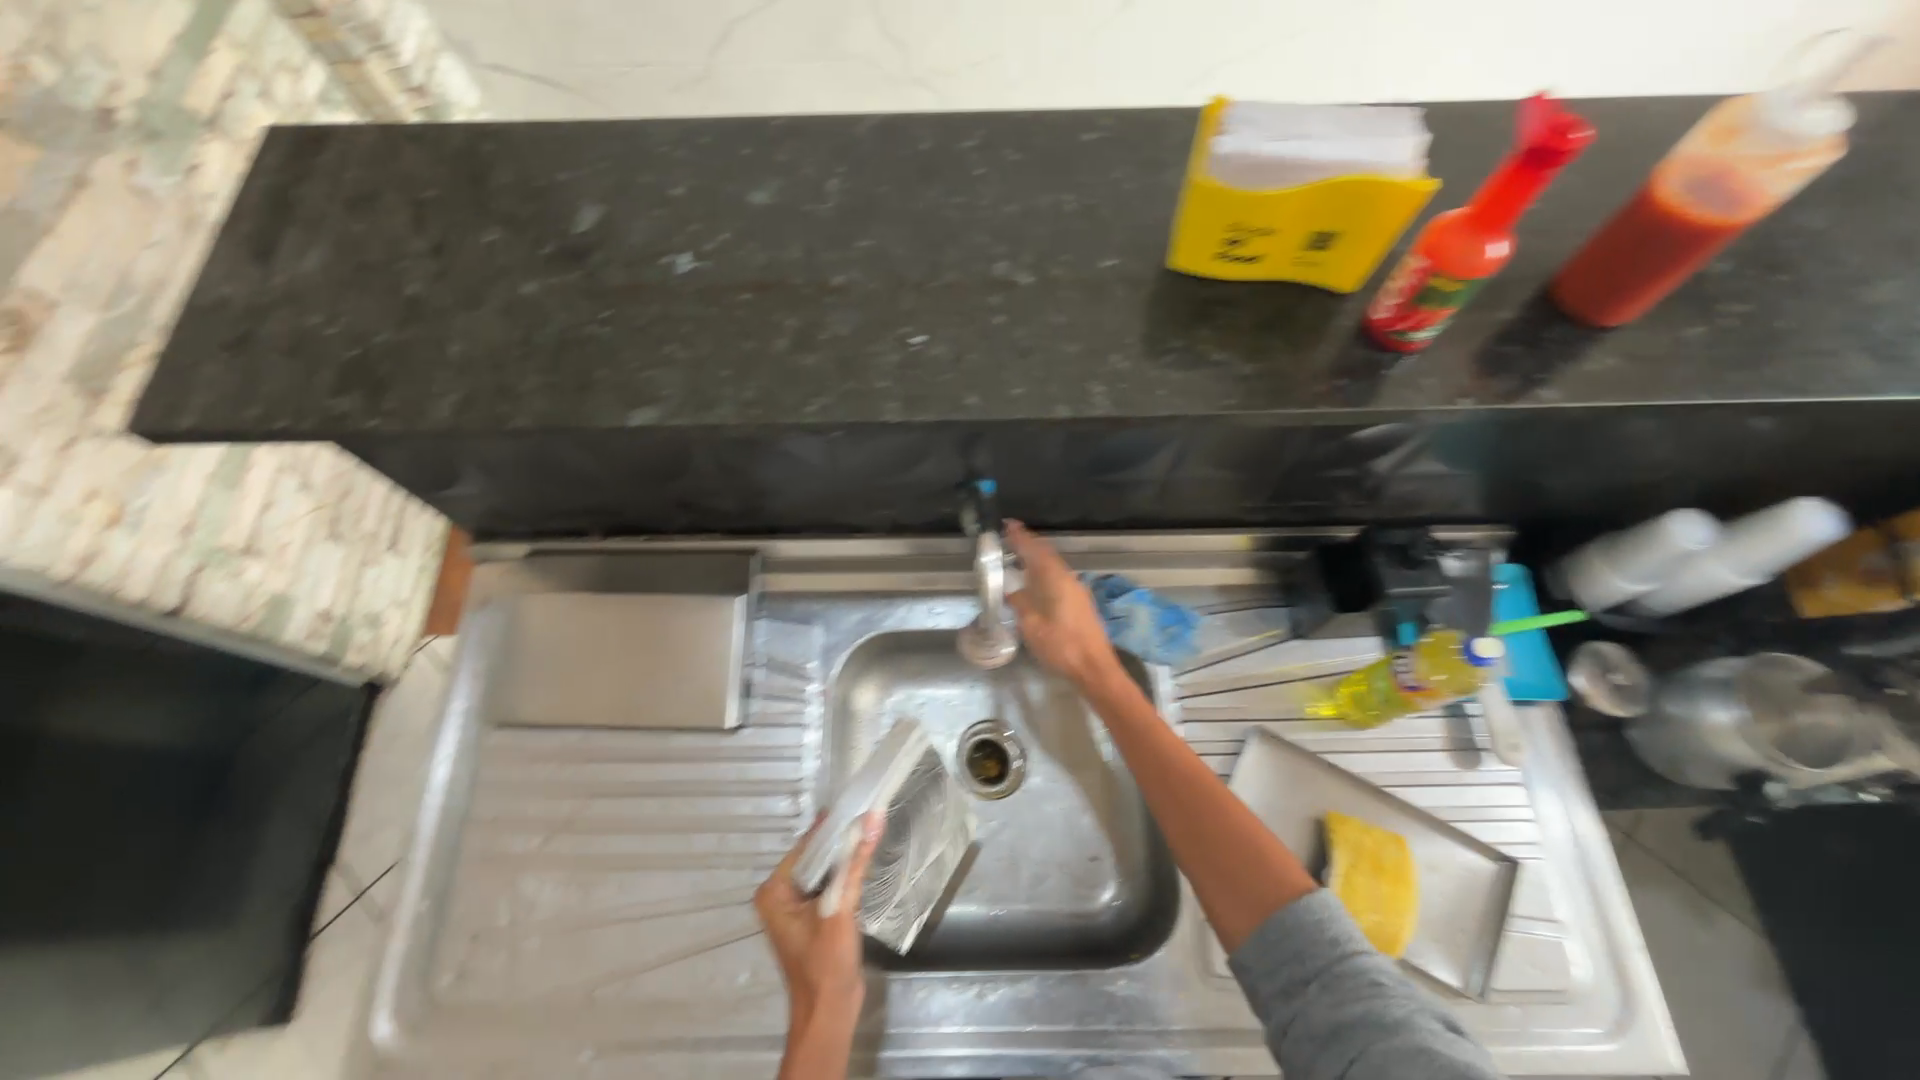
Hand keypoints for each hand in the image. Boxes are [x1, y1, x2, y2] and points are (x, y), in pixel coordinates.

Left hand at [756, 811, 883, 1022]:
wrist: (830, 1012)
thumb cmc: (826, 963)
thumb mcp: (841, 908)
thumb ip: (855, 862)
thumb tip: (872, 819)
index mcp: (773, 891)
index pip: (805, 846)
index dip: (832, 827)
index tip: (858, 803)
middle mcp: (779, 895)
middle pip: (814, 857)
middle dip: (840, 841)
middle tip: (869, 815)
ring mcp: (796, 908)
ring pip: (824, 871)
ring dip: (845, 858)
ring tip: (871, 831)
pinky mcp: (813, 918)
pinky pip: (829, 886)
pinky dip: (846, 875)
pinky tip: (864, 862)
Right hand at [1005, 521, 1121, 687]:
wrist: (1094, 668)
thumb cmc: (1061, 646)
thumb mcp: (1032, 626)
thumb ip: (1021, 604)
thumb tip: (1013, 592)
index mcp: (1056, 579)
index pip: (1036, 550)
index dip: (1021, 537)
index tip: (1008, 524)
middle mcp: (1069, 579)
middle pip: (1047, 555)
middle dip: (1029, 545)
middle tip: (1010, 538)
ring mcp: (1077, 591)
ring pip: (1054, 567)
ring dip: (1037, 560)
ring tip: (1019, 558)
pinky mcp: (1080, 603)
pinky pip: (1058, 578)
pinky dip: (1044, 574)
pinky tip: (1036, 583)